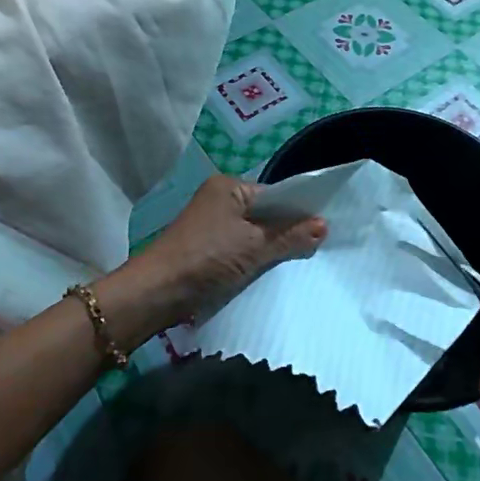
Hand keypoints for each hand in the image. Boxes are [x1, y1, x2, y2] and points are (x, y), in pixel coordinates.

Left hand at [115, 174, 326, 333]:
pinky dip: (254, 259)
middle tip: (315, 246)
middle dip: (286, 230)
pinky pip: (240, 249)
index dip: (298, 210)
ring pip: (253, 234)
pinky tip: (270, 271)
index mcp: (228, 186)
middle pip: (264, 213)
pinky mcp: (204, 250)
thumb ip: (291, 235)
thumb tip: (324, 225)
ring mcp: (209, 226)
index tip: (323, 228)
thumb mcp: (255, 246)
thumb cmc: (206, 258)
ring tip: (298, 260)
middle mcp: (218, 200)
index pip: (274, 194)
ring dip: (270, 247)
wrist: (155, 294)